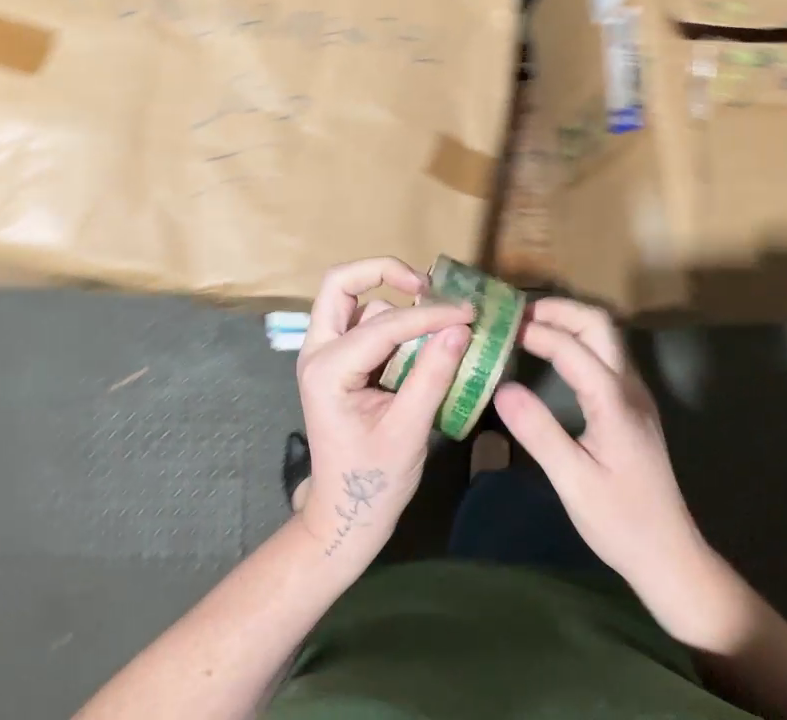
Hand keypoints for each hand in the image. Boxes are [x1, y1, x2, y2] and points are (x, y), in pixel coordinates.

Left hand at [293, 258, 473, 568]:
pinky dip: (394, 324)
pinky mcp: (340, 363)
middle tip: (427, 287)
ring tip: (439, 328)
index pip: (383, 324)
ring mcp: (325, 355)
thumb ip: (432, 376)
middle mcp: (318, 351)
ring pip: (358, 304)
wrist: (346, 512)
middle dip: (384, 273)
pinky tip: (425, 342)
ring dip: (396, 307)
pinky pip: (365, 325)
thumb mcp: (408, 430)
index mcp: (327, 369)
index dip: (429, 315)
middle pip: (341, 284)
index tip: (468, 314)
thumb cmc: (373, 479)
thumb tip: (460, 329)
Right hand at [492, 298, 730, 643]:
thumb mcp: (572, 480)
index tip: (497, 328)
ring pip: (606, 337)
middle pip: (598, 324)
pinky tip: (552, 357)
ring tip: (527, 327)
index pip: (572, 347)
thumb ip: (538, 431)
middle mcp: (630, 388)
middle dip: (558, 310)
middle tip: (515, 315)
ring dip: (569, 322)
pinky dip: (577, 341)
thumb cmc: (619, 521)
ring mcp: (635, 396)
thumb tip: (501, 387)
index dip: (534, 332)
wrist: (668, 553)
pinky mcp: (632, 408)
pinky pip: (606, 356)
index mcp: (614, 402)